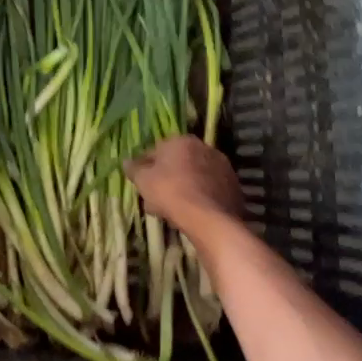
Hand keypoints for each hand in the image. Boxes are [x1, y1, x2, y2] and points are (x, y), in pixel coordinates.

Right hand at [124, 135, 243, 233]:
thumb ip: (134, 168)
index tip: (141, 182)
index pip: (156, 150)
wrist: (210, 219)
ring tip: (171, 208)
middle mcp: (205, 148)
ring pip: (194, 177)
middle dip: (166, 178)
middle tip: (155, 196)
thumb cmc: (170, 191)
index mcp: (182, 141)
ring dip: (183, 187)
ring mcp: (223, 168)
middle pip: (178, 163)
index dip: (146, 167)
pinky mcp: (234, 187)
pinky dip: (199, 197)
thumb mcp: (143, 180)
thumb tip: (127, 162)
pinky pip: (208, 190)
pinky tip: (190, 212)